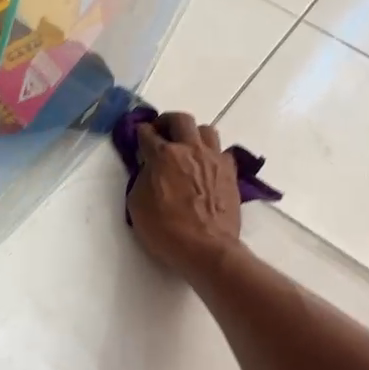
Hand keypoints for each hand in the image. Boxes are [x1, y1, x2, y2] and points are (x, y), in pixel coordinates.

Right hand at [129, 111, 240, 276]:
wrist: (207, 250)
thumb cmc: (165, 229)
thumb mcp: (137, 203)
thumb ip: (142, 177)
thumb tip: (149, 167)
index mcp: (164, 155)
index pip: (147, 133)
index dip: (139, 132)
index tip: (137, 136)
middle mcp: (191, 150)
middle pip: (180, 119)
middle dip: (167, 122)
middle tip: (161, 134)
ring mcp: (214, 160)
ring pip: (206, 130)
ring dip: (193, 135)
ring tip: (186, 148)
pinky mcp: (230, 173)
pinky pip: (221, 152)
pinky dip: (210, 155)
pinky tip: (204, 168)